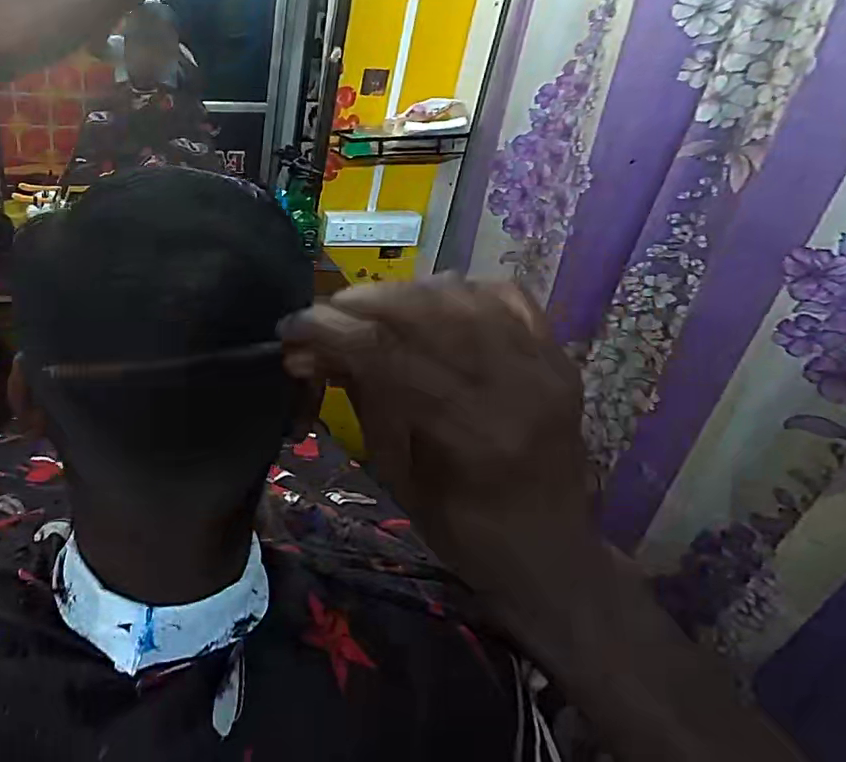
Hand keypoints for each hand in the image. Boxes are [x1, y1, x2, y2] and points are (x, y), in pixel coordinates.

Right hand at [278, 273, 590, 589]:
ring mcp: (542, 364)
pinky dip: (456, 290)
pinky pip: (501, 294)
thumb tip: (308, 350)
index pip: (382, 350)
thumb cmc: (462, 529)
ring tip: (366, 309)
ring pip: (457, 293)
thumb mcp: (394, 472)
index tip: (289, 328)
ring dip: (399, 292)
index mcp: (468, 431)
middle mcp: (512, 386)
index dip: (326, 328)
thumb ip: (360, 397)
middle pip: (420, 309)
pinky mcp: (556, 354)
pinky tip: (428, 305)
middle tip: (322, 316)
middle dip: (356, 303)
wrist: (551, 554)